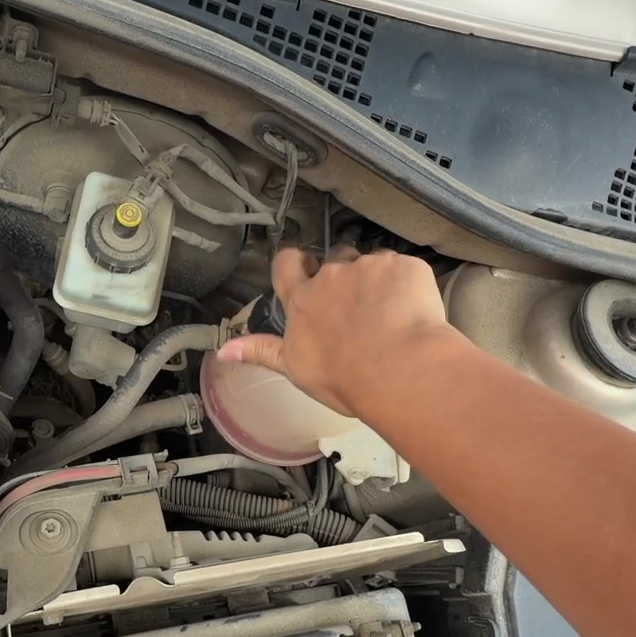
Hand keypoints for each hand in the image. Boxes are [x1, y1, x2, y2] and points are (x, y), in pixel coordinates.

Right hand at [219, 246, 460, 415]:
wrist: (399, 370)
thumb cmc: (343, 378)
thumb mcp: (295, 368)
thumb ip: (261, 351)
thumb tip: (221, 351)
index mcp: (302, 300)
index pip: (287, 264)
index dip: (294, 263)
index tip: (303, 271)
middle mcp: (332, 275)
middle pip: (333, 259)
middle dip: (343, 273)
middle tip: (356, 304)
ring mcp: (370, 267)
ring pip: (371, 261)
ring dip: (375, 278)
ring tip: (388, 308)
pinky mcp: (406, 267)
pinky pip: (405, 268)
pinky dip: (407, 285)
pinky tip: (414, 311)